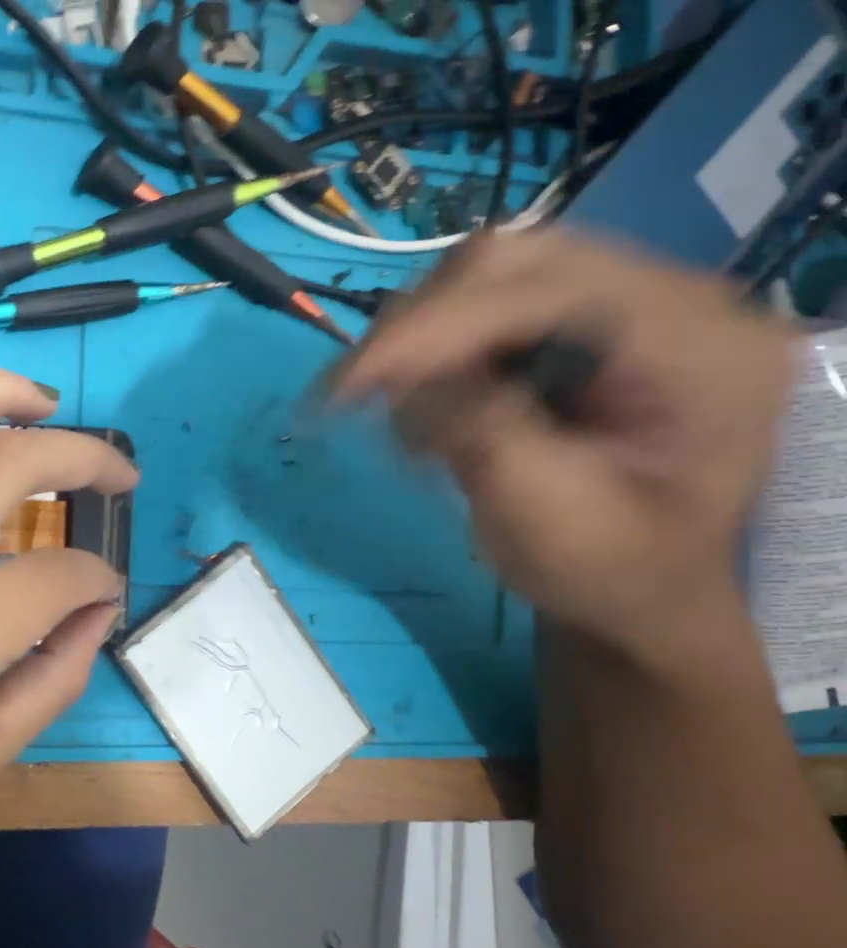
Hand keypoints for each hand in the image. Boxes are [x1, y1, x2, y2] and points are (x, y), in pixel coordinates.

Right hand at [330, 229, 796, 657]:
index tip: (342, 388)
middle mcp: (671, 300)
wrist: (639, 588)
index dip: (433, 328)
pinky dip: (430, 347)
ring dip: (418, 339)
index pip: (547, 292)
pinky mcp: (578, 319)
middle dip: (418, 327)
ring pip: (483, 275)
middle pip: (510, 263)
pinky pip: (479, 301)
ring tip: (401, 414)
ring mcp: (623, 302)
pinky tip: (428, 402)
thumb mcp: (550, 520)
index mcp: (701, 347)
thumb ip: (486, 435)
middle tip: (357, 396)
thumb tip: (405, 376)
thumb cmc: (606, 569)